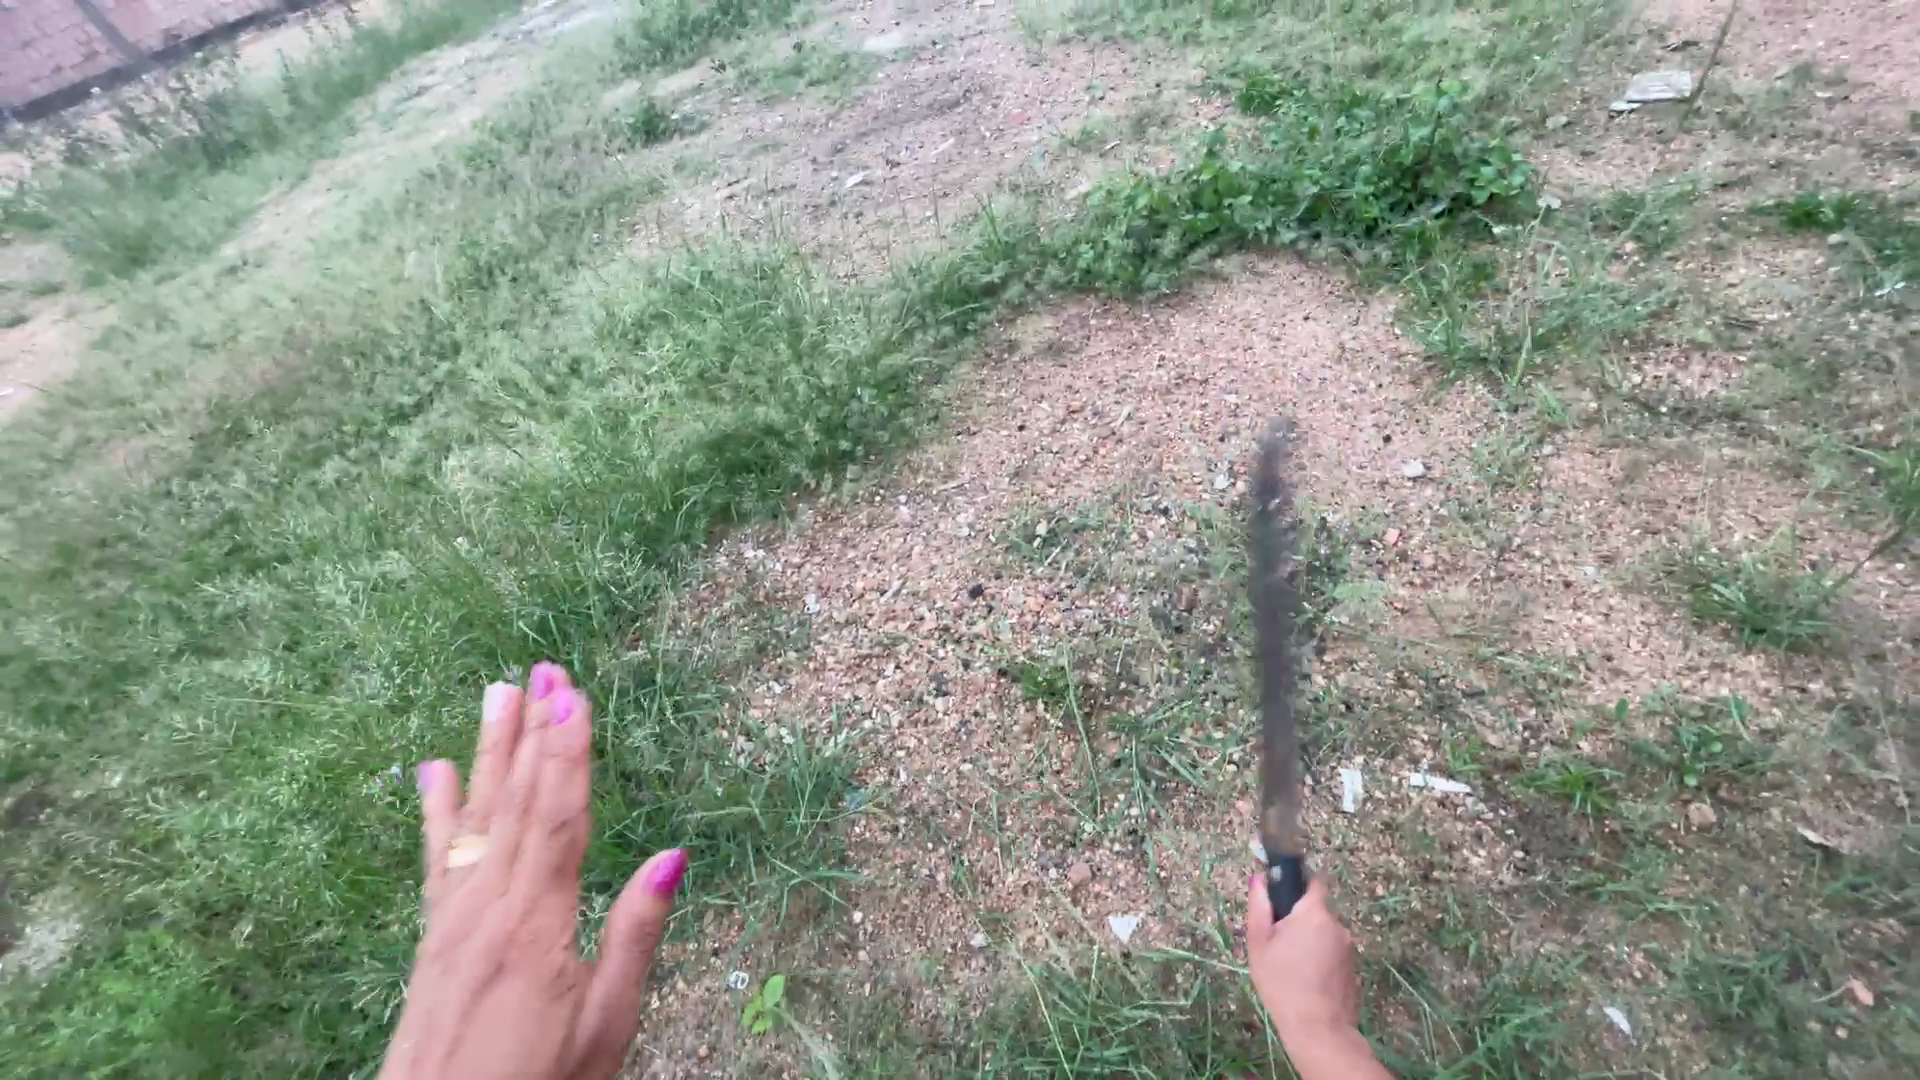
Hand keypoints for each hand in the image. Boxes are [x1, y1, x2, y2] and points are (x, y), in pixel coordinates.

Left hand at [380, 663, 686, 1079]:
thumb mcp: (607, 1022)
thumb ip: (635, 934)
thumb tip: (674, 853)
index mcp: (539, 923)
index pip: (559, 817)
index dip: (568, 754)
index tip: (573, 696)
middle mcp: (490, 908)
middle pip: (517, 803)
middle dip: (533, 732)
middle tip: (541, 670)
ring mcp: (454, 920)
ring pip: (477, 818)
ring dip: (491, 752)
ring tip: (496, 693)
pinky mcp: (433, 938)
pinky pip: (438, 860)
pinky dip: (437, 811)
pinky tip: (433, 770)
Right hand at [1246, 874, 1391, 1078]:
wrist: (1319, 1031)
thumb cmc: (1282, 981)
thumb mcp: (1259, 941)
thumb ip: (1259, 905)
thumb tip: (1259, 878)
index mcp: (1314, 913)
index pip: (1311, 881)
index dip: (1295, 883)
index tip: (1278, 897)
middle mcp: (1337, 925)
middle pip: (1315, 909)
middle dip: (1297, 917)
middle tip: (1276, 938)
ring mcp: (1349, 948)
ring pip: (1323, 931)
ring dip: (1308, 938)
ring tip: (1288, 962)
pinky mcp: (1353, 969)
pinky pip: (1332, 950)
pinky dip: (1319, 955)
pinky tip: (1305, 977)